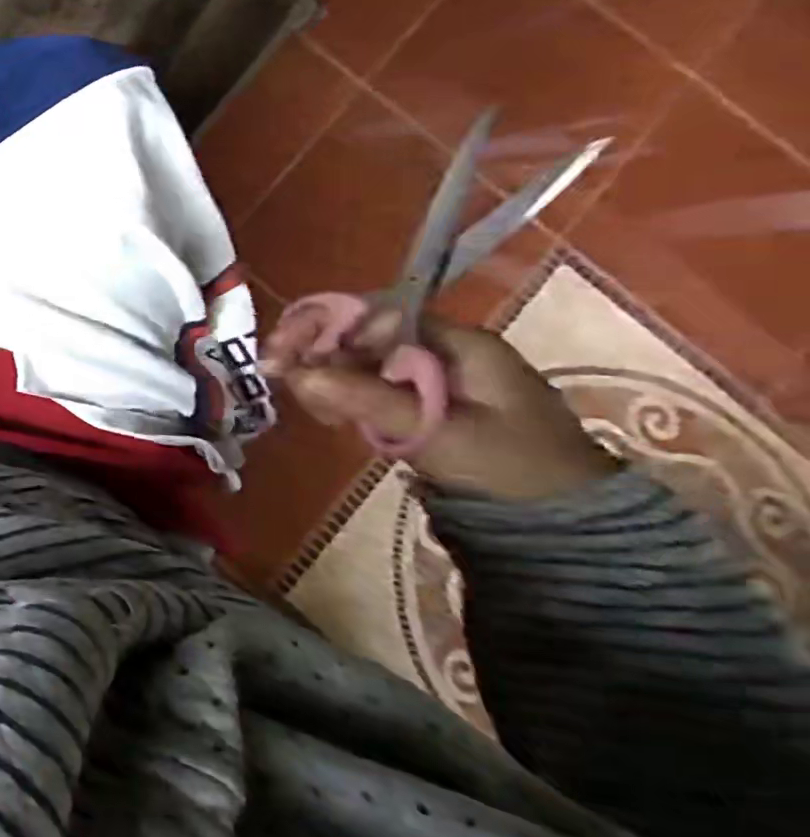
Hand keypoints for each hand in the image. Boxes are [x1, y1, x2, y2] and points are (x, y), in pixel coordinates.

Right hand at [261, 311, 619, 500]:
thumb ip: (366, 399)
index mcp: (455, 342)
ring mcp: (427, 377)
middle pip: (359, 334)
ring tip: (311, 407)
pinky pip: (365, 386)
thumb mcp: (436, 431)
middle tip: (276, 375)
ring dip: (323, 377)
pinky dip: (340, 395)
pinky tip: (330, 415)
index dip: (322, 326)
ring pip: (356, 361)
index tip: (282, 350)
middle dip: (315, 352)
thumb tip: (296, 373)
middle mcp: (438, 349)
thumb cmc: (508, 467)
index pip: (373, 313)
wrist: (560, 523)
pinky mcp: (417, 403)